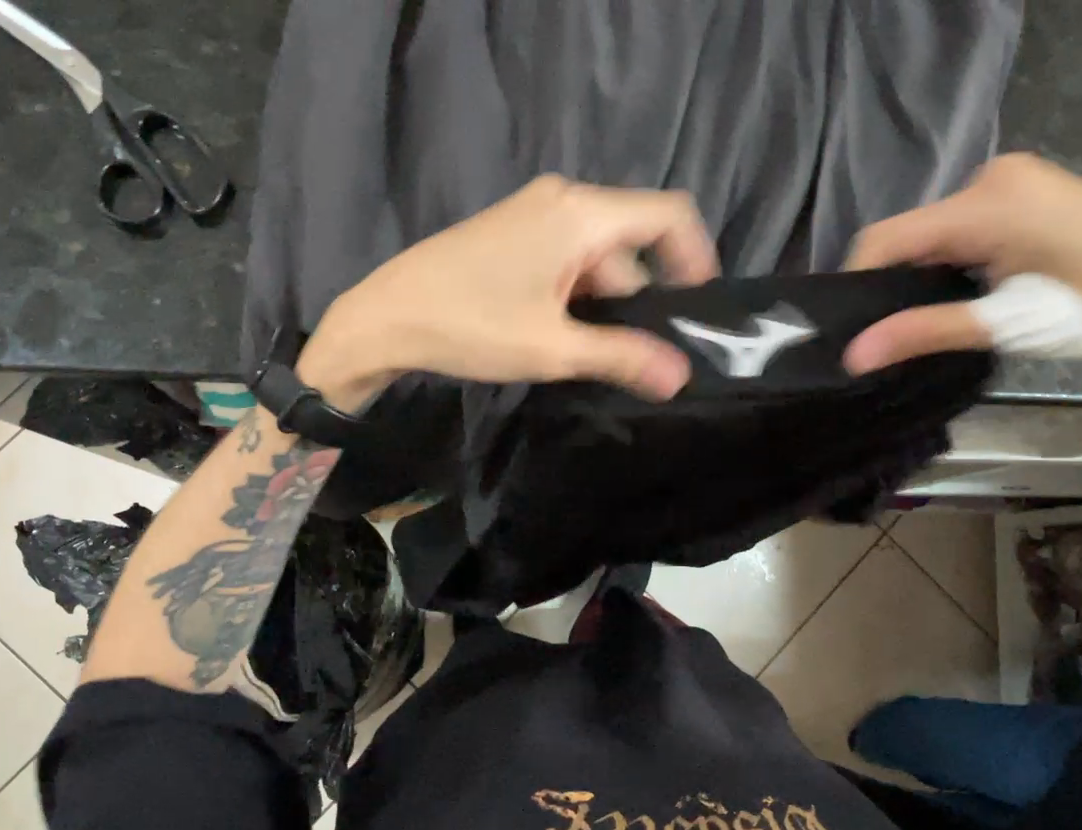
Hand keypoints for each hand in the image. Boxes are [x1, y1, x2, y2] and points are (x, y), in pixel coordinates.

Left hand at [294, 176, 719, 410]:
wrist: (383, 318)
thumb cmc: (469, 326)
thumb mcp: (552, 348)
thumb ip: (621, 357)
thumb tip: (680, 377)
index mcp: (581, 214)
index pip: (669, 216)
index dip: (697, 260)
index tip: (698, 313)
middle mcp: (564, 201)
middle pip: (632, 246)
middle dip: (641, 302)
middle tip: (641, 362)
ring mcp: (535, 216)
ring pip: (598, 260)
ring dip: (605, 307)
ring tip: (596, 359)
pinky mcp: (515, 235)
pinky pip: (568, 261)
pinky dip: (578, 298)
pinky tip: (565, 338)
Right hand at [840, 154, 1081, 373]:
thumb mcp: (1010, 325)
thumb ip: (926, 332)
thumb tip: (853, 355)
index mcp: (986, 203)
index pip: (885, 239)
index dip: (858, 285)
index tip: (854, 333)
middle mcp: (991, 179)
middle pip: (908, 236)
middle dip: (893, 285)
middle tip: (896, 339)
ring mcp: (1010, 181)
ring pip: (932, 234)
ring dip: (923, 276)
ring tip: (930, 322)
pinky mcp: (1022, 191)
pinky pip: (959, 227)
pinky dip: (950, 262)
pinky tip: (965, 294)